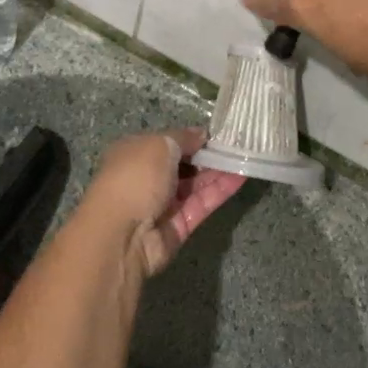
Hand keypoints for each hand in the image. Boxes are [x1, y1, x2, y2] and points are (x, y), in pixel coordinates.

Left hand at [80, 129, 245, 277]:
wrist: (122, 234)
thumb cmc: (135, 177)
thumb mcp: (159, 145)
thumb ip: (183, 138)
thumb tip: (202, 133)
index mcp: (134, 153)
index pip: (166, 142)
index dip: (190, 138)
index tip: (216, 133)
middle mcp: (147, 178)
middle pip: (182, 164)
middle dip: (207, 155)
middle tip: (238, 144)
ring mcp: (162, 204)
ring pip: (195, 185)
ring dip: (218, 172)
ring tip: (246, 157)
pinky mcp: (178, 227)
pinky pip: (201, 205)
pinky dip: (220, 191)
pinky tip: (242, 177)